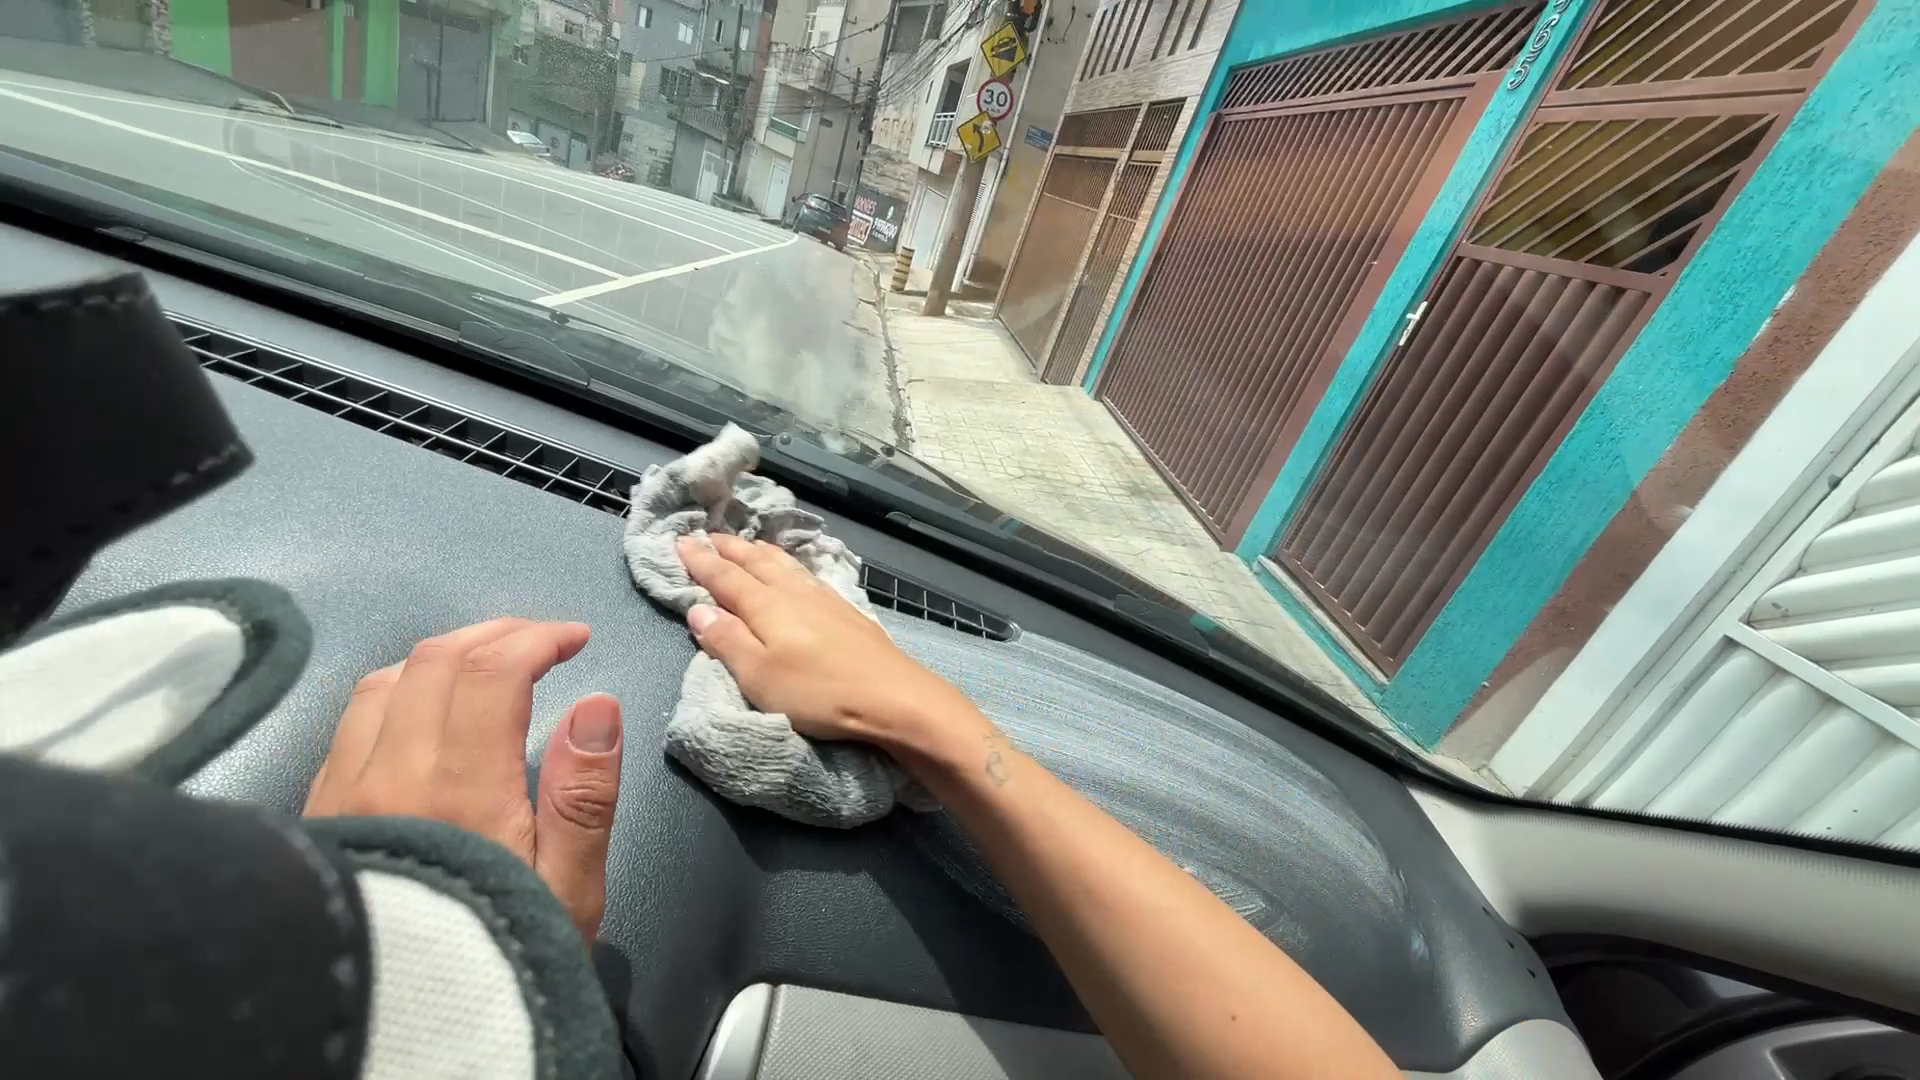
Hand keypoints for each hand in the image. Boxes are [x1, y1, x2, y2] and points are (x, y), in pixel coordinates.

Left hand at [304, 618, 622, 938]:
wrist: (397, 1026)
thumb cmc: (500, 943)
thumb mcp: (569, 885)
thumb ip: (584, 794)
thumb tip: (598, 703)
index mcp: (460, 787)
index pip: (491, 671)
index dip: (538, 637)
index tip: (577, 639)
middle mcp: (390, 772)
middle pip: (436, 660)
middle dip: (499, 632)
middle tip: (546, 640)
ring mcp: (342, 788)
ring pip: (387, 680)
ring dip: (449, 653)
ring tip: (495, 662)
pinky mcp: (319, 808)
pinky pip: (356, 718)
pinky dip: (407, 685)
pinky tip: (435, 705)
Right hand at [676, 533, 988, 750]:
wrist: (893, 696)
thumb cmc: (818, 692)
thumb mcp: (759, 675)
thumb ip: (727, 640)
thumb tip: (699, 608)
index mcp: (767, 606)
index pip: (726, 577)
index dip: (702, 560)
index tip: (681, 542)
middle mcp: (795, 593)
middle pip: (757, 563)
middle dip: (730, 549)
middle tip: (708, 535)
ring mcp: (825, 600)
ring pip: (785, 565)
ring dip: (761, 553)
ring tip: (747, 545)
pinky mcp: (847, 612)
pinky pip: (807, 575)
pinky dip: (790, 566)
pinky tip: (796, 573)